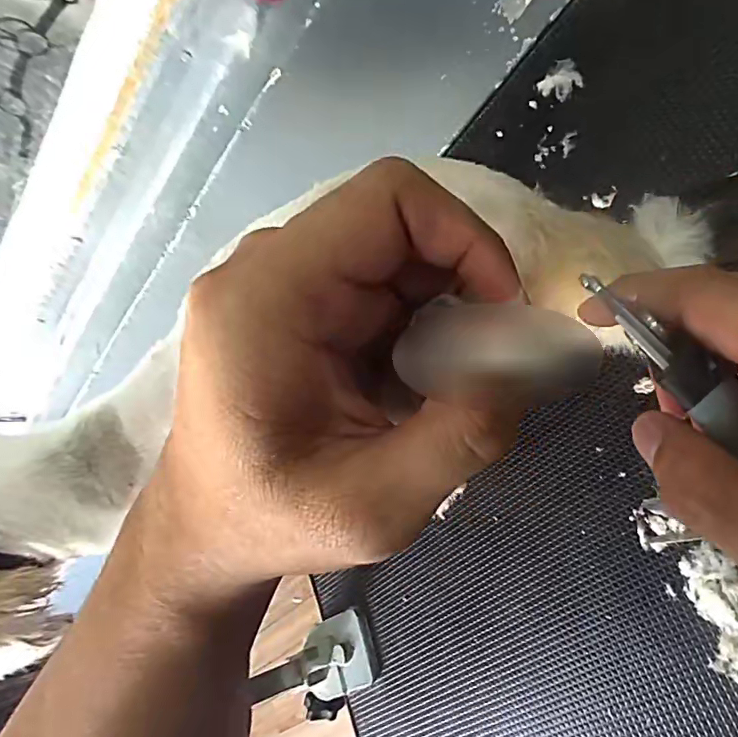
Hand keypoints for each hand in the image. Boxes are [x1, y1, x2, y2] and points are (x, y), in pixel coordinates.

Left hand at [131, 158, 526, 608]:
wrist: (210, 536)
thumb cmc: (275, 523)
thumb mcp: (378, 507)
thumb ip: (460, 440)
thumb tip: (527, 373)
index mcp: (269, 298)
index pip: (390, 199)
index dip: (468, 239)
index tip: (502, 311)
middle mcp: (274, 270)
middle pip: (405, 220)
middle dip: (472, 275)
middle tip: (497, 348)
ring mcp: (293, 283)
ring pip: (408, 250)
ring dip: (458, 300)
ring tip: (469, 370)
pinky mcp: (314, 305)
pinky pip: (397, 281)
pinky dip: (439, 316)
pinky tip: (437, 373)